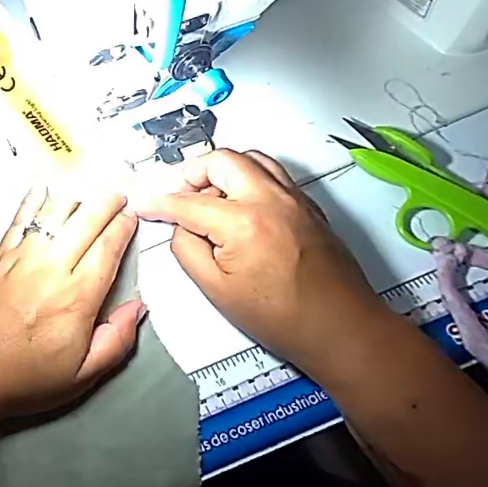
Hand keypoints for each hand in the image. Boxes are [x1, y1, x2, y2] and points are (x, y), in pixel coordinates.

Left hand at [0, 188, 143, 421]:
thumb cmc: (23, 379)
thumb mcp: (82, 376)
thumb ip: (116, 341)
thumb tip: (137, 309)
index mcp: (77, 298)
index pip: (107, 249)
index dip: (122, 228)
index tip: (131, 218)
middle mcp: (51, 270)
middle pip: (85, 222)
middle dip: (106, 204)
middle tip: (118, 196)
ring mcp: (22, 260)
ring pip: (54, 215)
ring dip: (76, 197)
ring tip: (90, 189)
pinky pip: (20, 221)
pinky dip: (33, 201)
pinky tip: (42, 188)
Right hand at [134, 149, 392, 371]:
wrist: (340, 328)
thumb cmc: (284, 318)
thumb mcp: (216, 291)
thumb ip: (188, 250)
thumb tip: (180, 227)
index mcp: (244, 221)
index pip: (188, 201)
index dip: (160, 203)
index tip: (147, 205)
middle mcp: (271, 198)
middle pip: (221, 160)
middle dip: (193, 173)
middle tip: (180, 195)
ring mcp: (294, 197)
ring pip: (251, 158)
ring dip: (224, 169)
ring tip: (210, 195)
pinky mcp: (308, 204)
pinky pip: (273, 173)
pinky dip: (249, 177)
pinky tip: (242, 205)